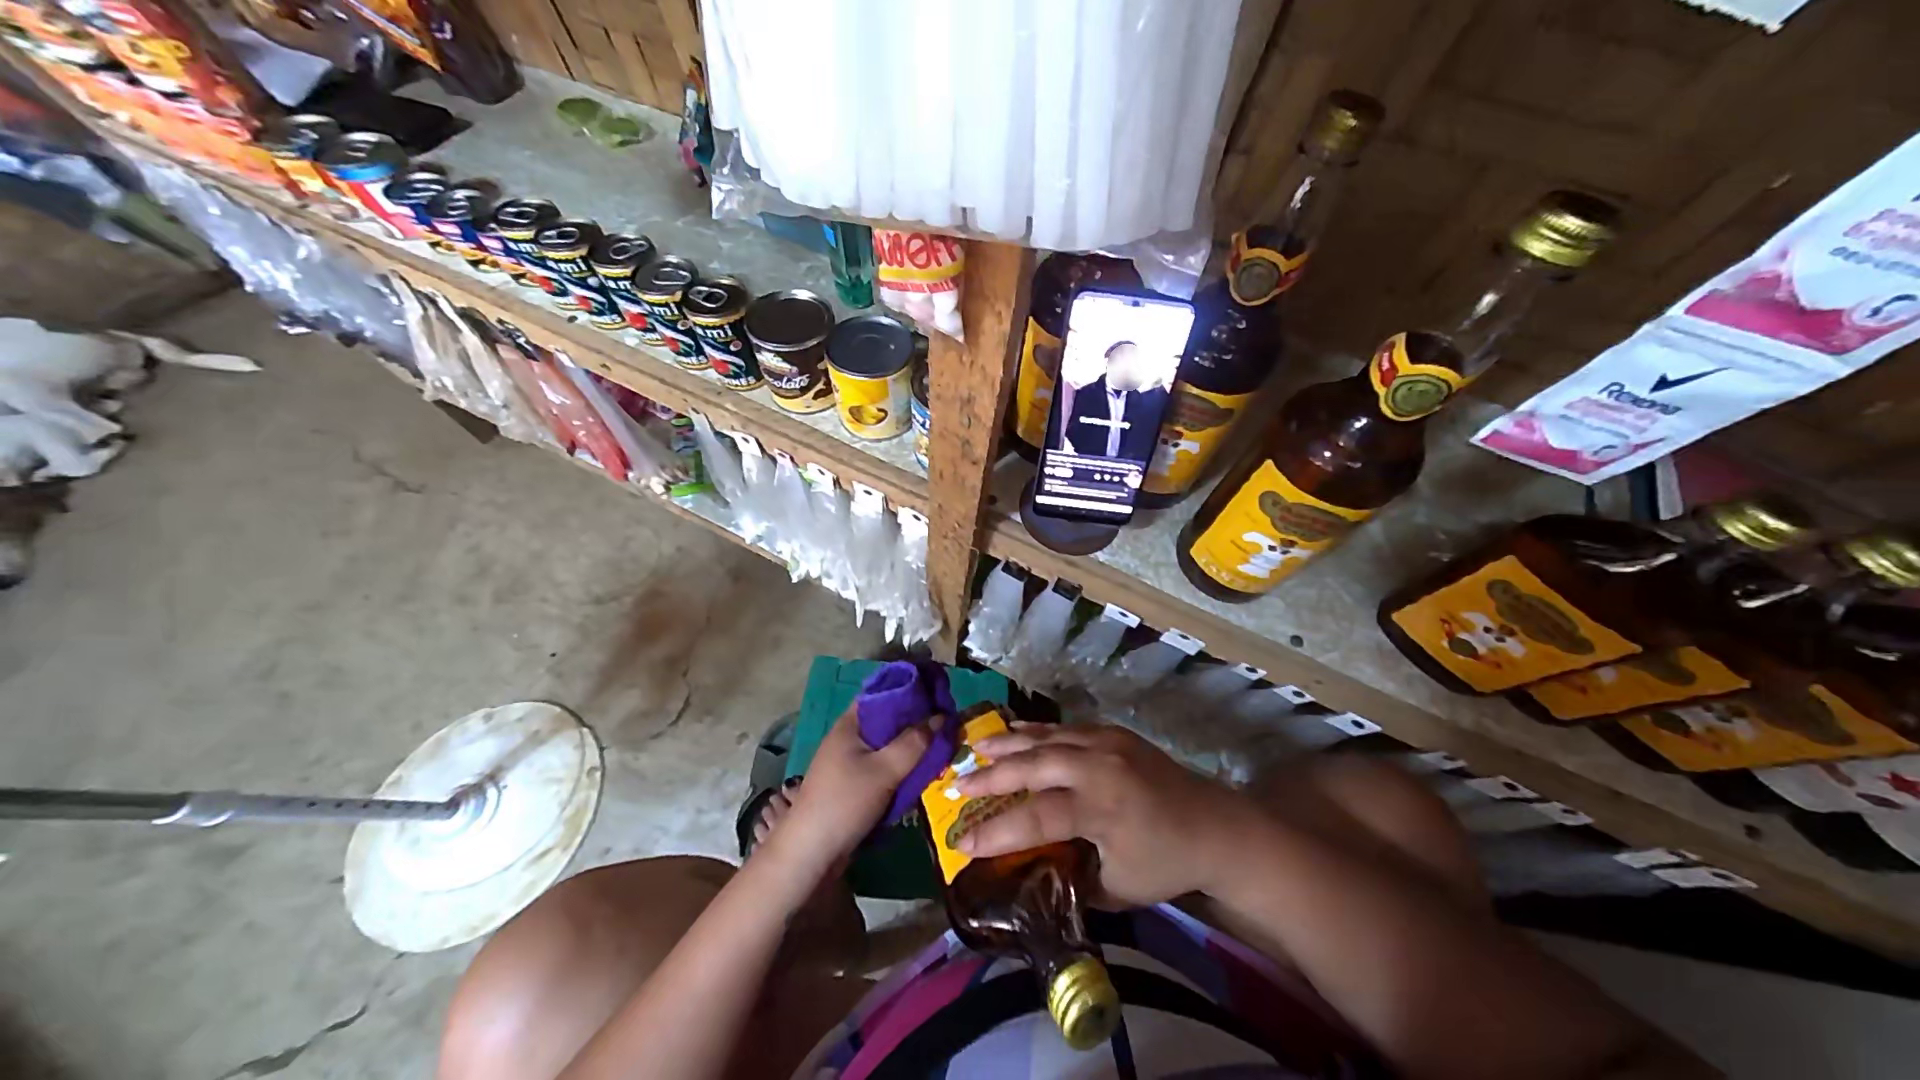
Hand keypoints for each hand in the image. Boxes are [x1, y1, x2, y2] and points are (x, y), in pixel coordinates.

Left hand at [774, 707, 932, 872]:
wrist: (812, 852)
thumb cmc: (845, 802)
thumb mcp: (885, 770)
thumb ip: (915, 742)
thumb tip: (941, 717)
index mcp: (850, 724)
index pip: (883, 693)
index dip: (910, 691)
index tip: (938, 694)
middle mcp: (849, 737)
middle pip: (888, 720)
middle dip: (916, 722)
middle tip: (948, 724)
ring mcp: (849, 761)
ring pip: (887, 745)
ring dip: (911, 747)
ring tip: (941, 747)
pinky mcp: (853, 784)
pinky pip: (883, 766)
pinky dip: (901, 767)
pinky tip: (922, 772)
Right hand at [953, 723, 1255, 906]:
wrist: (1219, 828)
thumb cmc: (1168, 863)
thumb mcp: (1118, 888)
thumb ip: (1071, 878)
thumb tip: (1032, 872)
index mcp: (1102, 808)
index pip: (1036, 818)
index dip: (996, 832)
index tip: (961, 843)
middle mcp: (1100, 767)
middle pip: (1034, 766)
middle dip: (992, 775)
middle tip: (956, 783)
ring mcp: (1108, 744)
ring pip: (1047, 739)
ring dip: (1010, 743)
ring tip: (976, 747)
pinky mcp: (1115, 734)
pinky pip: (1066, 730)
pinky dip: (1037, 732)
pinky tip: (1016, 733)